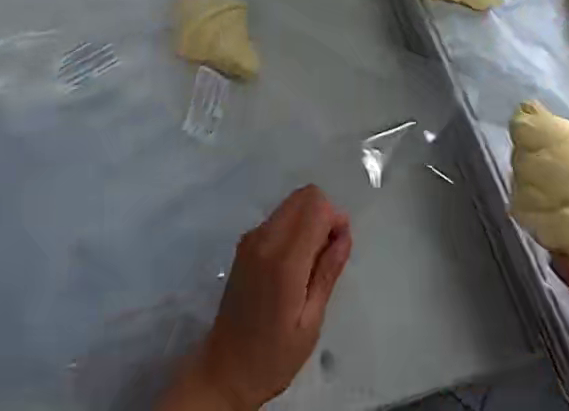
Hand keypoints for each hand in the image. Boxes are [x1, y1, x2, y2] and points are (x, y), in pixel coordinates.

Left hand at [158, 186, 352, 410]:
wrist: (224, 371)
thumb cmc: (273, 356)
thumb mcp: (311, 321)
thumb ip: (328, 272)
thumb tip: (344, 235)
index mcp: (283, 259)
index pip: (316, 206)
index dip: (335, 219)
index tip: (338, 248)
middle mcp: (264, 239)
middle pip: (304, 196)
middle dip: (323, 215)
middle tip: (326, 254)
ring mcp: (250, 239)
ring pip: (291, 204)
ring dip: (308, 221)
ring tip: (310, 264)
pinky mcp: (244, 244)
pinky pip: (278, 218)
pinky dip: (294, 228)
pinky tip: (293, 265)